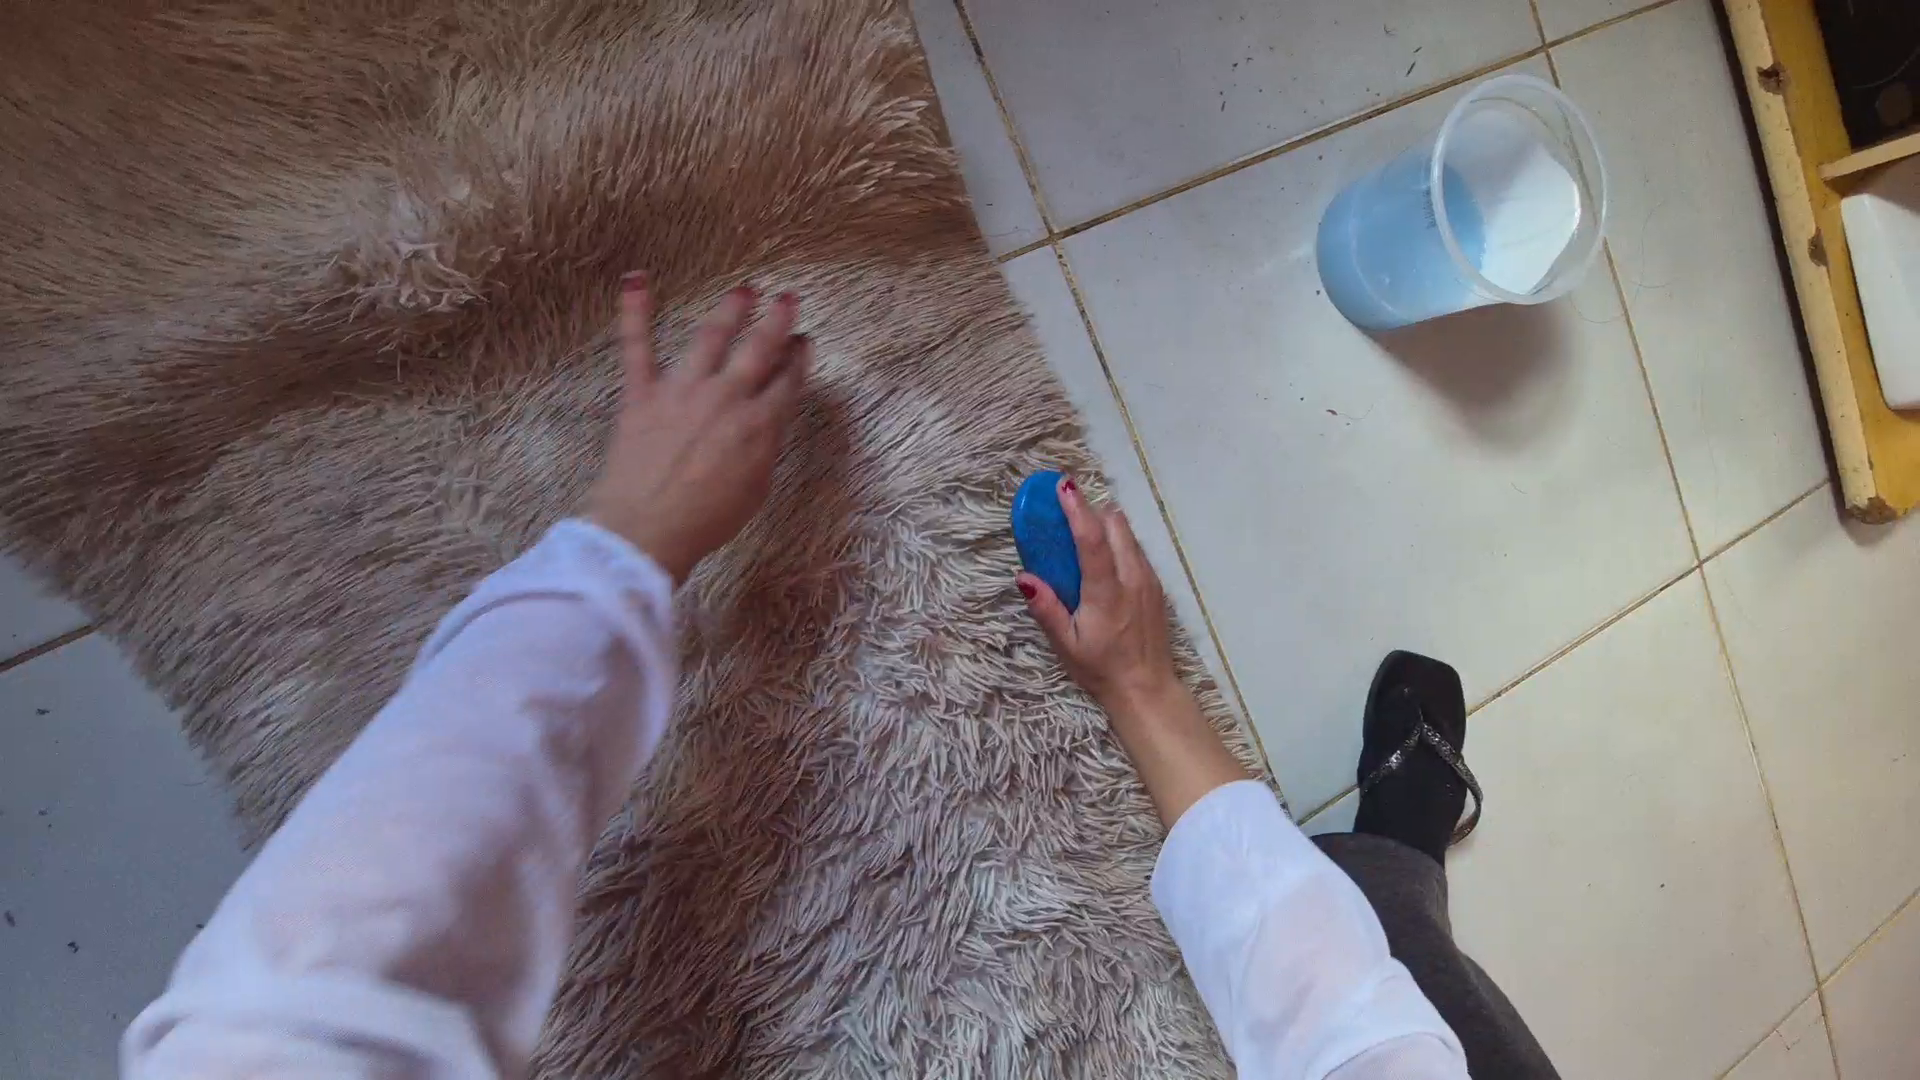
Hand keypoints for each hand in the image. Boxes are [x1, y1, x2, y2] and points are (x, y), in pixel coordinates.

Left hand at [587, 274, 812, 582]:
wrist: (649, 531)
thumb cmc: (709, 519)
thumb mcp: (757, 487)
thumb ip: (765, 446)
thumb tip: (769, 419)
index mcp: (759, 425)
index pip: (788, 381)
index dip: (799, 359)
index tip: (804, 342)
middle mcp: (726, 398)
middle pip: (759, 350)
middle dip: (777, 321)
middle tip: (788, 299)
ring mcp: (682, 391)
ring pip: (711, 337)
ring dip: (731, 310)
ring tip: (744, 290)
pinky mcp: (643, 394)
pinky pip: (637, 346)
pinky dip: (635, 311)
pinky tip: (637, 279)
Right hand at [1017, 476, 1182, 718]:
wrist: (1147, 689)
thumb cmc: (1100, 669)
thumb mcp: (1066, 645)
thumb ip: (1046, 609)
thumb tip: (1023, 577)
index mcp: (1106, 593)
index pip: (1092, 540)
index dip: (1077, 509)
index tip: (1063, 486)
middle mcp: (1132, 578)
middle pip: (1115, 525)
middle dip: (1091, 511)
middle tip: (1065, 512)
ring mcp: (1149, 580)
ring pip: (1129, 534)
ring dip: (1105, 524)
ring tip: (1081, 533)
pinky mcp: (1156, 585)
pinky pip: (1136, 549)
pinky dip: (1118, 541)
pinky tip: (1102, 558)